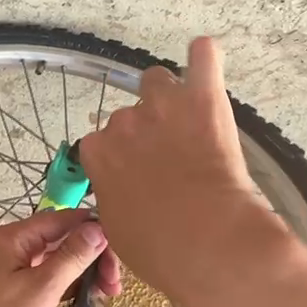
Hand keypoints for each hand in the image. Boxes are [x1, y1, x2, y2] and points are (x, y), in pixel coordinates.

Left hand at [0, 208, 118, 306]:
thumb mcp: (43, 288)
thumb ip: (71, 257)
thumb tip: (96, 229)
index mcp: (14, 238)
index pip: (59, 219)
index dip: (90, 227)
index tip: (121, 242)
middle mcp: (15, 248)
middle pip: (62, 240)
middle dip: (91, 255)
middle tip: (115, 282)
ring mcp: (18, 271)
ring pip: (60, 261)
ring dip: (86, 272)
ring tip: (109, 293)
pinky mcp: (23, 294)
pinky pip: (54, 280)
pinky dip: (73, 287)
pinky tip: (91, 300)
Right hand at [79, 36, 306, 306]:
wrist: (209, 244)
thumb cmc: (160, 249)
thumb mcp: (117, 229)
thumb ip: (113, 197)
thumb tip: (120, 195)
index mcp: (97, 153)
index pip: (100, 142)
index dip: (120, 158)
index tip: (136, 175)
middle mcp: (122, 123)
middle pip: (129, 115)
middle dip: (146, 131)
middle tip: (170, 159)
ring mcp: (162, 106)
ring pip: (158, 82)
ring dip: (169, 96)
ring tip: (188, 120)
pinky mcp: (203, 98)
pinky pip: (203, 58)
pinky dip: (205, 58)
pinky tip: (206, 58)